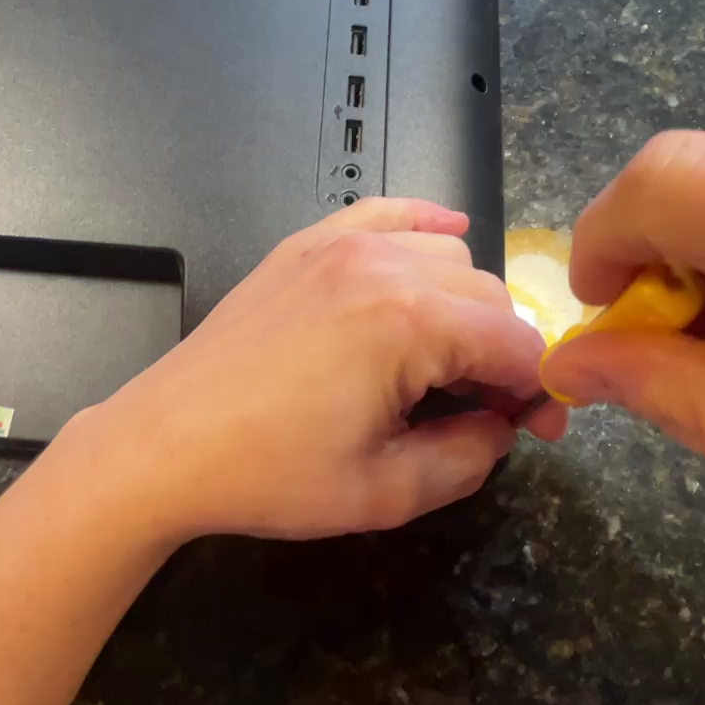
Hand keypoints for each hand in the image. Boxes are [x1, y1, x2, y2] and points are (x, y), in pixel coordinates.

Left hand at [58, 197, 563, 543]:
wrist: (167, 442)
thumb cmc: (270, 473)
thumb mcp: (385, 492)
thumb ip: (469, 457)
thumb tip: (503, 426)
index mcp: (408, 322)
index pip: (517, 343)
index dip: (538, 390)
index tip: (532, 429)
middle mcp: (381, 264)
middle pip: (488, 294)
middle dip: (502, 350)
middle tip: (486, 407)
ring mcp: (337, 244)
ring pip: (446, 253)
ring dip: (463, 302)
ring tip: (441, 355)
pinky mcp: (305, 243)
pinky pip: (385, 211)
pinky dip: (422, 225)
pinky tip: (439, 238)